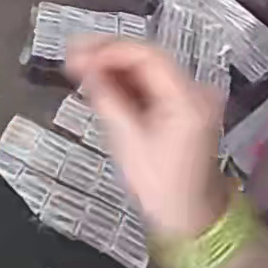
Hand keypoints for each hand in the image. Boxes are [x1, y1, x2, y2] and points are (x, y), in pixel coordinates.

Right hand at [67, 39, 228, 240]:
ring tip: (78, 64)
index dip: (110, 50)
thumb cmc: (162, 187)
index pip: (147, 56)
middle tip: (72, 52)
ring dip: (112, 64)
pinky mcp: (181, 104)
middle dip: (108, 53)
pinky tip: (99, 79)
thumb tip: (84, 68)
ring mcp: (190, 96)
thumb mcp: (128, 141)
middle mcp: (195, 90)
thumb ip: (106, 98)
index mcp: (187, 99)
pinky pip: (150, 82)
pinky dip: (124, 79)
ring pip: (146, 67)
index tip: (79, 55)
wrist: (191, 217)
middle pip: (147, 56)